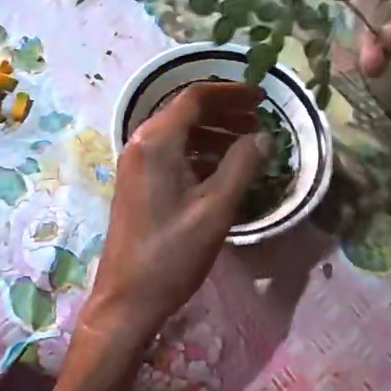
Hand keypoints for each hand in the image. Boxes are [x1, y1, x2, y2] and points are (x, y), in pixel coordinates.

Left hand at [82, 82, 265, 345]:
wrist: (127, 297)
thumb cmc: (173, 253)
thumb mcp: (215, 209)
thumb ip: (242, 166)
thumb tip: (263, 137)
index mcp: (156, 141)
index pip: (194, 97)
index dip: (230, 93)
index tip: (262, 97)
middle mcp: (141, 143)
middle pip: (185, 111)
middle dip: (224, 111)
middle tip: (260, 120)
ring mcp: (135, 162)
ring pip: (179, 133)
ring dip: (214, 132)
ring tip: (249, 144)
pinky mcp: (137, 181)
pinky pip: (171, 152)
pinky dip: (199, 152)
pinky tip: (224, 168)